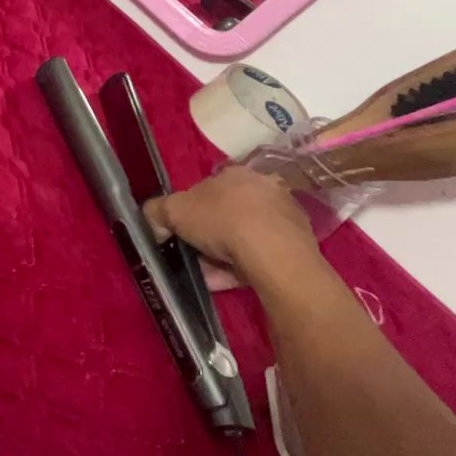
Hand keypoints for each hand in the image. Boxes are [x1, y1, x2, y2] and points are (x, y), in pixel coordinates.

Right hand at [143, 164, 320, 281]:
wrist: (274, 256)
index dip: (192, 208)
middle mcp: (265, 188)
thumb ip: (155, 211)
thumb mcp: (171, 211)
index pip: (208, 186)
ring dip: (224, 255)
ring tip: (208, 275)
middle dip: (209, 234)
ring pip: (245, 236)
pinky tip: (227, 282)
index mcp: (236, 173)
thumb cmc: (221, 221)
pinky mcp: (300, 245)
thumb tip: (155, 222)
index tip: (184, 228)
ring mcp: (286, 217)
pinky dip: (244, 267)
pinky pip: (262, 254)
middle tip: (195, 253)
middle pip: (228, 212)